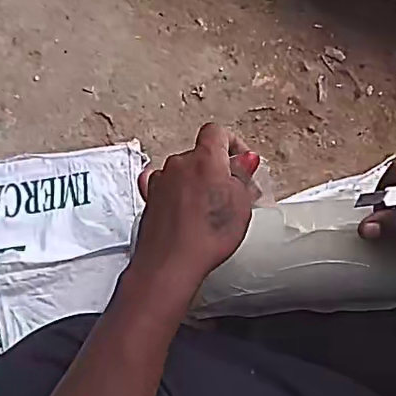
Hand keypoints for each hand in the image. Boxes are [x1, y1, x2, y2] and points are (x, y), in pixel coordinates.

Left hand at [127, 123, 258, 294]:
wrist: (172, 262)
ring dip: (197, 184)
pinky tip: (187, 211)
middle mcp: (178, 163)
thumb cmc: (206, 235)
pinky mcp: (150, 199)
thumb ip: (242, 175)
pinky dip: (177, 195)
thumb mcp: (242, 203)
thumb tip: (245, 161)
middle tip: (233, 193)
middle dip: (218, 170)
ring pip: (184, 173)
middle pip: (201, 155)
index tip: (243, 162)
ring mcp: (161, 181)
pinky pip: (166, 188)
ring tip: (211, 210)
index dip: (234, 145)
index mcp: (204, 158)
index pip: (218, 133)